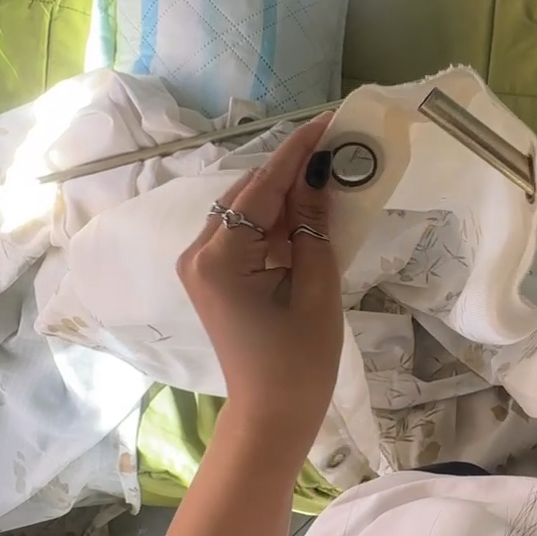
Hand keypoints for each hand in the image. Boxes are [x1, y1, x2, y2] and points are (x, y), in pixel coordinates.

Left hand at [177, 114, 341, 447]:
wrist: (272, 414)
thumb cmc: (300, 361)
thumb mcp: (317, 288)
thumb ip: (315, 227)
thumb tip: (319, 174)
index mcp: (219, 257)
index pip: (263, 188)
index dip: (298, 152)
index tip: (328, 120)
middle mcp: (198, 253)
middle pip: (250, 195)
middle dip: (293, 171)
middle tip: (338, 148)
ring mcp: (202, 265)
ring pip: (248, 212)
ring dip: (287, 197)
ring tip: (331, 177)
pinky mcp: (213, 277)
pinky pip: (247, 236)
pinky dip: (278, 224)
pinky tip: (310, 216)